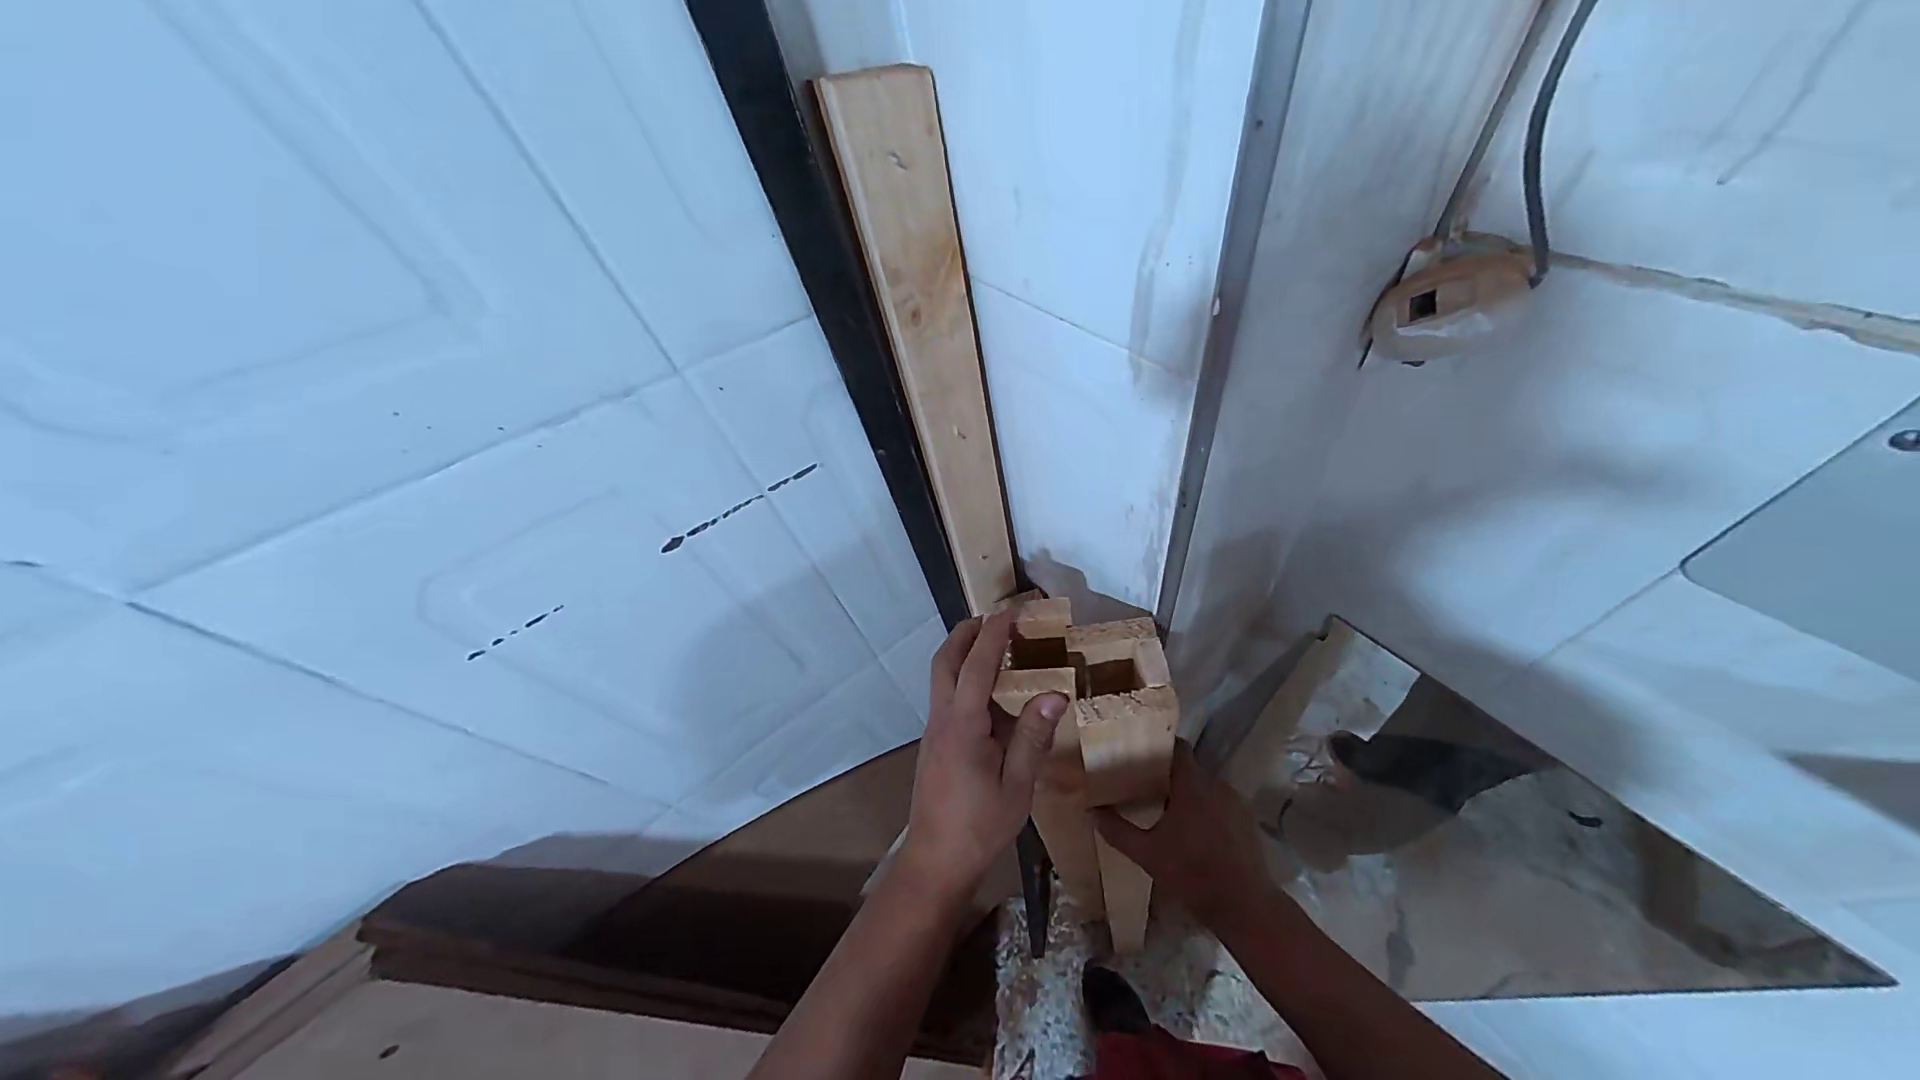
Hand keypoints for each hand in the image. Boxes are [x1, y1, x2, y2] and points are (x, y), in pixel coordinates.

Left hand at [900, 612, 1067, 900]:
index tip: (1011, 610)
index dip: (994, 634)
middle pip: (945, 661)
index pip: (977, 666)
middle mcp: (942, 719)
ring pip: (941, 678)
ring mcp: (933, 731)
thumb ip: (1033, 737)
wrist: (935, 860)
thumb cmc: (979, 826)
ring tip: (993, 646)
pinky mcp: (934, 744)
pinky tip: (989, 693)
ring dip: (962, 653)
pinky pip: (946, 697)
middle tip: (994, 619)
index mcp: (963, 725)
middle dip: (965, 633)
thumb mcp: (1017, 786)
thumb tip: (1055, 695)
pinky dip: (963, 678)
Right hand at [1094, 741, 1285, 932]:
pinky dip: (1206, 808)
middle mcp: (1217, 785)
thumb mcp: (1147, 854)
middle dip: (1169, 774)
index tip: (1140, 753)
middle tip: (1145, 785)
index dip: (1159, 746)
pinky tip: (1194, 831)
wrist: (1245, 907)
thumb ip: (1117, 830)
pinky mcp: (1247, 821)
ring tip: (1167, 809)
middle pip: (1190, 767)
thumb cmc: (1192, 874)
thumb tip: (1091, 811)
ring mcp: (1236, 803)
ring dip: (1188, 793)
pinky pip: (1221, 803)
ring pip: (1206, 787)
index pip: (1177, 747)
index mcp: (1192, 785)